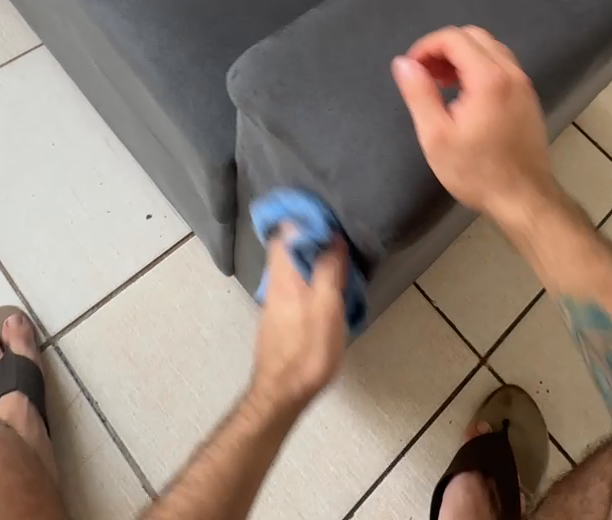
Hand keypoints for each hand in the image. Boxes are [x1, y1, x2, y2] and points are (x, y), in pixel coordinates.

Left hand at [250, 230, 348, 413]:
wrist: (282, 396)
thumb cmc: (308, 349)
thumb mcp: (328, 306)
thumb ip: (329, 269)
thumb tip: (332, 235)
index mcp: (284, 275)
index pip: (284, 232)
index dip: (302, 219)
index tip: (325, 214)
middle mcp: (275, 283)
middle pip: (288, 249)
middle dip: (310, 238)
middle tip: (337, 235)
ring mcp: (274, 303)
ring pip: (291, 268)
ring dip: (311, 260)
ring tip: (337, 259)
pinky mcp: (279, 320)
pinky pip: (294, 286)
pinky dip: (309, 280)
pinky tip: (326, 290)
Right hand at [391, 26, 560, 225]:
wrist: (524, 199)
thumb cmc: (476, 171)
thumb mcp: (436, 136)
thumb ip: (419, 94)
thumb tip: (404, 63)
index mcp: (489, 77)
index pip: (454, 38)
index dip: (427, 47)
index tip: (412, 69)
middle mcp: (511, 72)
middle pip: (474, 36)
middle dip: (444, 48)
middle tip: (426, 76)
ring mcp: (524, 84)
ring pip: (490, 48)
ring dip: (463, 56)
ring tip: (443, 85)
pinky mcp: (528, 97)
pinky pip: (502, 65)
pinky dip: (480, 67)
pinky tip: (466, 96)